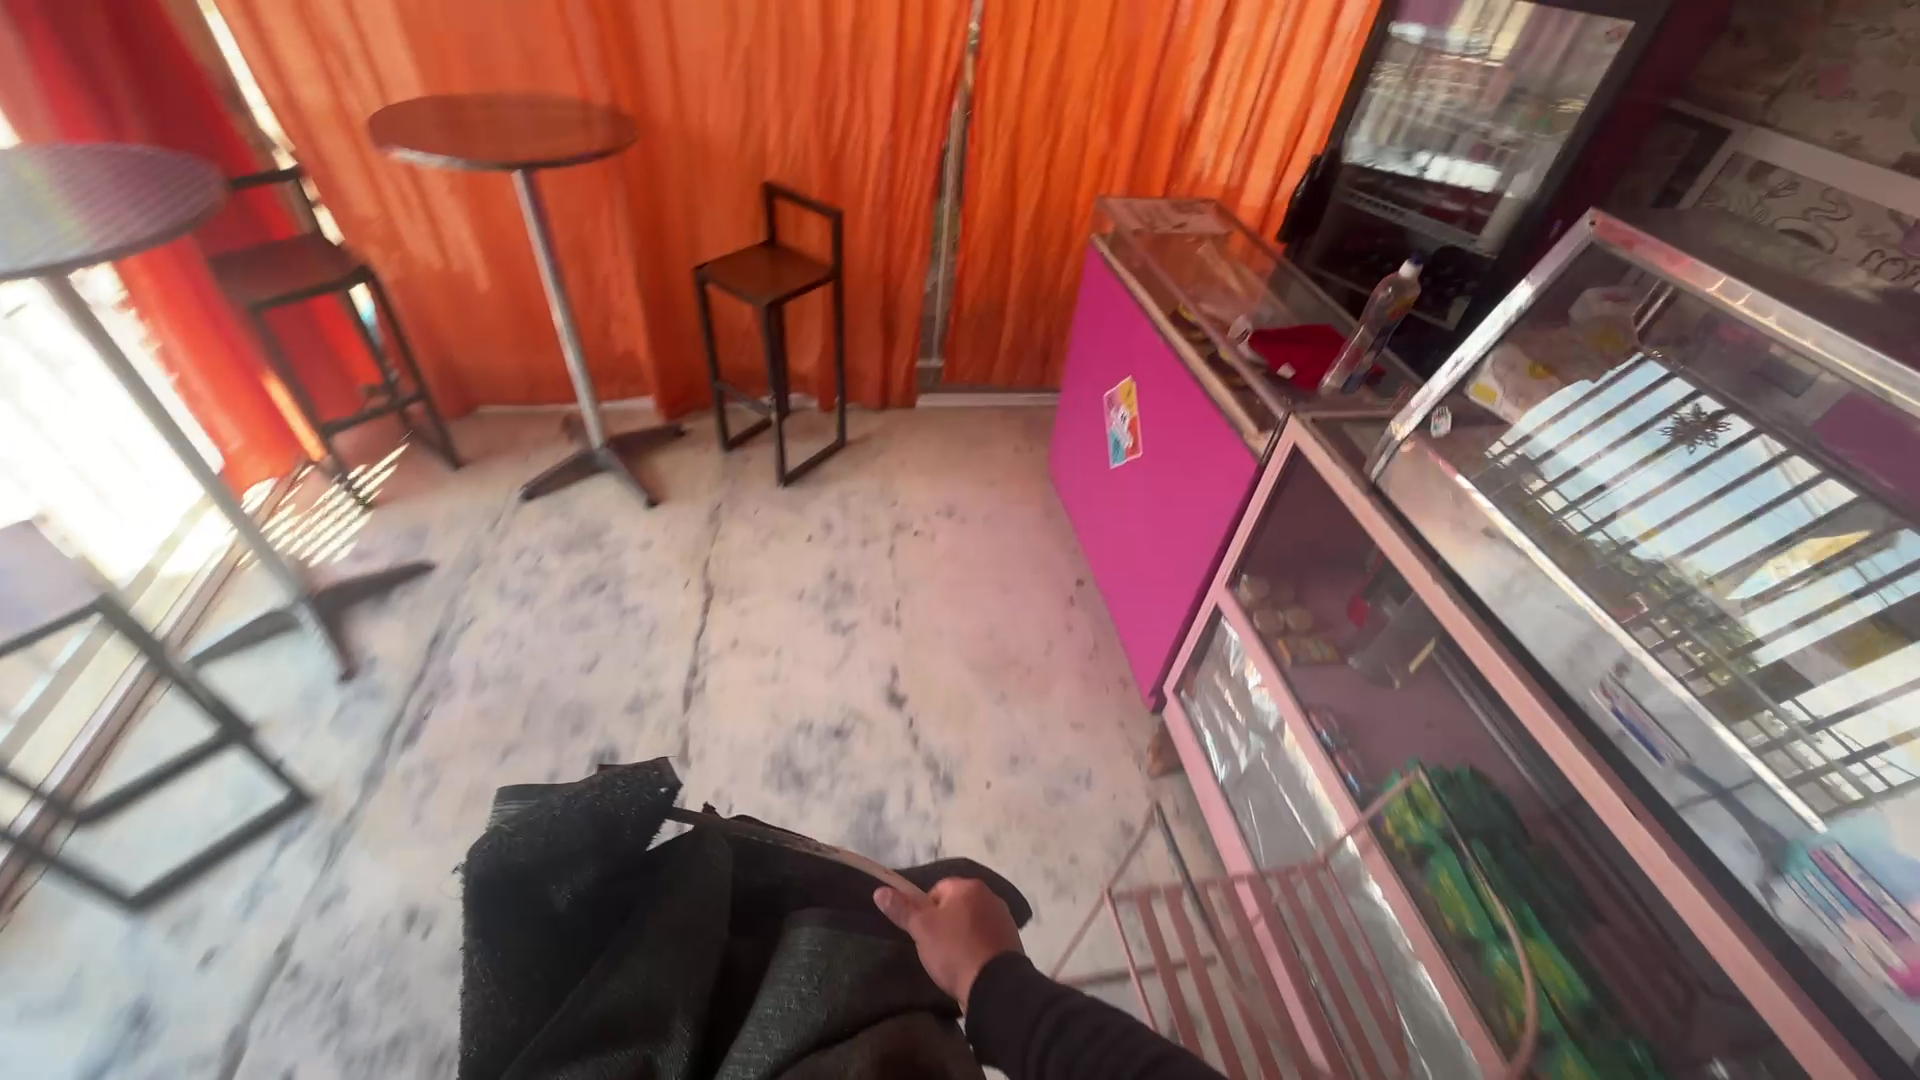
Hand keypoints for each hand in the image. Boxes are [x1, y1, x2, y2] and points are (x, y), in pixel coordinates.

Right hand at [874, 877, 1023, 1010]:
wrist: (995, 986)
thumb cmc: (955, 951)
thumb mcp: (922, 930)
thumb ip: (902, 909)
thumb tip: (880, 890)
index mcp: (968, 887)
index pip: (938, 890)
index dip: (926, 911)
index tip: (923, 933)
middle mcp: (989, 895)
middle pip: (956, 905)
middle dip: (945, 923)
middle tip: (936, 948)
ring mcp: (1003, 917)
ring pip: (972, 922)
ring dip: (962, 935)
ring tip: (953, 960)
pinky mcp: (1011, 940)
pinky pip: (986, 938)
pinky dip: (977, 947)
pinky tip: (971, 965)